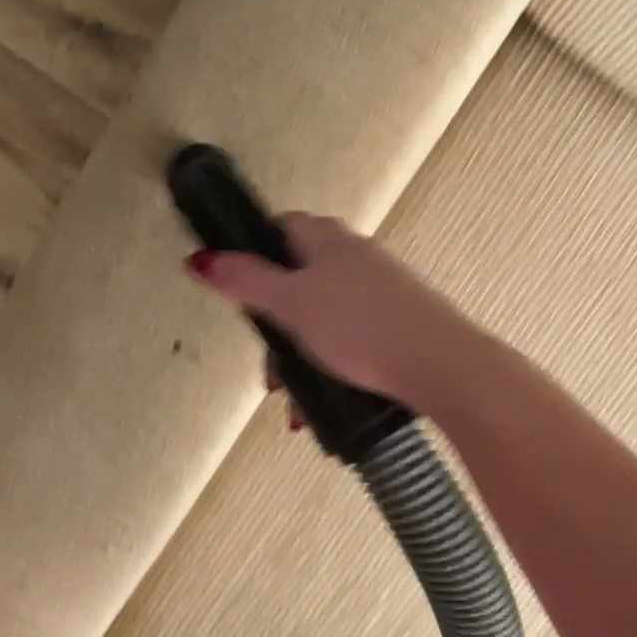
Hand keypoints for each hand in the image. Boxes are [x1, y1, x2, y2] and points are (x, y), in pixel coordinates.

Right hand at [184, 213, 486, 415]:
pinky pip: (349, 344)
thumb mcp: (291, 304)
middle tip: (271, 374)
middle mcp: (355, 257)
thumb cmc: (360, 327)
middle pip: (297, 285)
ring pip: (321, 322)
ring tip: (295, 405)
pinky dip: (329, 371)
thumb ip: (245, 281)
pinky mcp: (396, 325)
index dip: (254, 257)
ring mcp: (380, 291)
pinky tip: (323, 407)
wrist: (437, 364)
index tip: (241, 296)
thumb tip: (199, 260)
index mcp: (327, 240)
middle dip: (277, 333)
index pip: (280, 229)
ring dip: (300, 363)